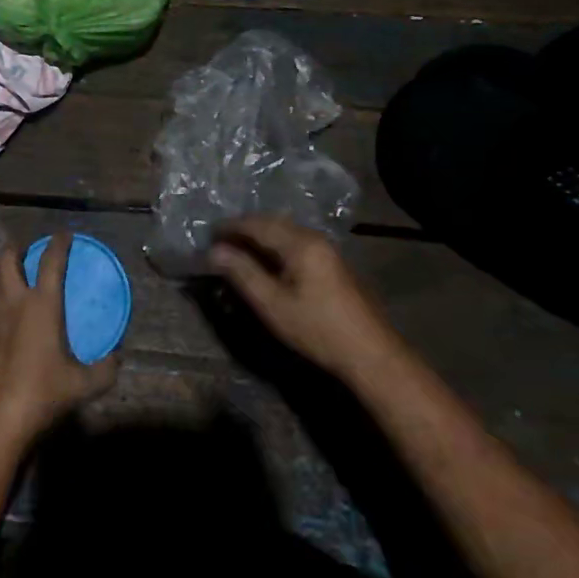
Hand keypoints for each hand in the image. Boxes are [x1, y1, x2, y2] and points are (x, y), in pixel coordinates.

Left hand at [0, 232, 117, 440]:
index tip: (64, 234)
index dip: (58, 242)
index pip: (51, 261)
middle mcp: (13, 299)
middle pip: (7, 257)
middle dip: (16, 247)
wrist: (0, 414)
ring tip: (4, 270)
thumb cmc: (44, 392)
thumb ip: (105, 368)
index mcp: (42, 304)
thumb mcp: (85, 384)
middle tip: (27, 251)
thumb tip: (118, 358)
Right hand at [207, 216, 397, 374]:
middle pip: (272, 222)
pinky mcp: (332, 263)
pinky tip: (266, 261)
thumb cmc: (317, 329)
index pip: (257, 224)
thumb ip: (242, 273)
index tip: (207, 234)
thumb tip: (213, 251)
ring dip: (260, 236)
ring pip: (285, 232)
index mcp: (300, 243)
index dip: (230, 227)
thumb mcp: (272, 304)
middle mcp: (314, 238)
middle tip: (219, 241)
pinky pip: (295, 242)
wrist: (371, 354)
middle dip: (244, 228)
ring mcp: (327, 250)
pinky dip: (274, 245)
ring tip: (237, 250)